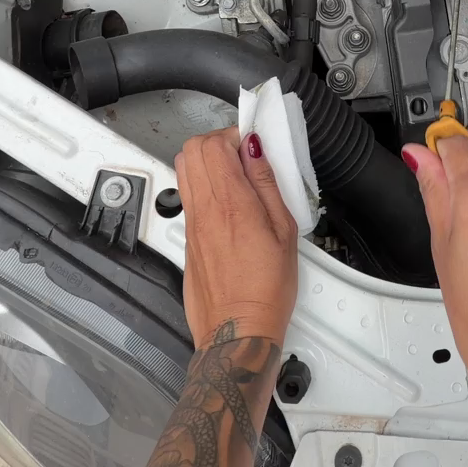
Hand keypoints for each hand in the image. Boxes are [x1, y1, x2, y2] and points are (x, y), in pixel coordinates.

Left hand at [175, 127, 298, 347]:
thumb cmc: (267, 287)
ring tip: (235, 172)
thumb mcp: (284, 230)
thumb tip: (255, 150)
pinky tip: (229, 198)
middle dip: (218, 140)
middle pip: (192, 149)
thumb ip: (266, 183)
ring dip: (207, 159)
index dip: (235, 134)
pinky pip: (187, 194)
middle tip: (243, 153)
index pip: (215, 144)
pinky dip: (204, 182)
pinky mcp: (186, 238)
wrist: (238, 332)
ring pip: (183, 168)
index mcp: (231, 203)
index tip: (254, 143)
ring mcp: (190, 224)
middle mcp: (203, 209)